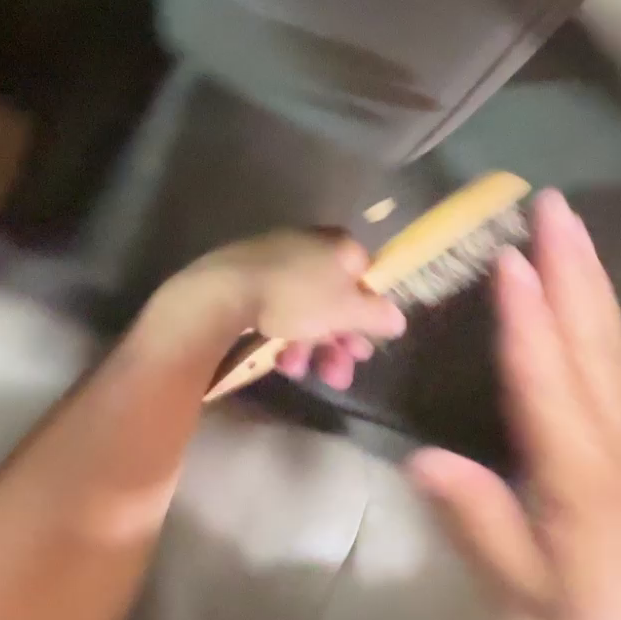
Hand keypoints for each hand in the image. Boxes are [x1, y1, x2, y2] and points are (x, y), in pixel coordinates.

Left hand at [172, 230, 407, 389]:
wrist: (222, 292)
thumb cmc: (295, 296)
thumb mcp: (345, 310)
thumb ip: (375, 314)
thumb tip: (398, 319)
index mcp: (336, 246)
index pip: (365, 275)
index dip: (369, 311)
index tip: (367, 343)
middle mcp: (308, 247)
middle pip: (335, 298)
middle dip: (339, 341)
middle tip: (342, 374)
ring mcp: (275, 262)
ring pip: (305, 309)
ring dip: (312, 347)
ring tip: (306, 374)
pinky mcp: (247, 280)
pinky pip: (277, 309)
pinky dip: (284, 336)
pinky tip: (280, 363)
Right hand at [408, 191, 620, 619]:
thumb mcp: (525, 599)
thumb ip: (481, 526)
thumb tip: (422, 459)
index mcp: (581, 478)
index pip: (547, 384)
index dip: (526, 320)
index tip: (510, 259)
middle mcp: (618, 440)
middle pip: (591, 341)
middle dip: (570, 267)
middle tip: (551, 204)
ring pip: (612, 343)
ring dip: (590, 277)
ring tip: (569, 226)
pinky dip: (603, 313)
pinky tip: (591, 291)